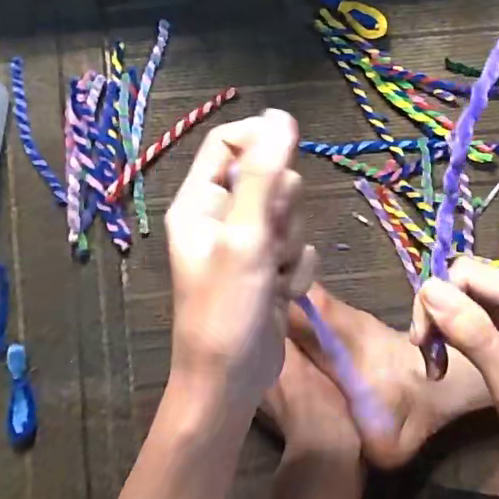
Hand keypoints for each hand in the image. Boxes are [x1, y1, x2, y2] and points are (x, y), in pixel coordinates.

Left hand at [164, 110, 318, 410]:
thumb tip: (280, 115)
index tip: (290, 156)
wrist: (229, 383)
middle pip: (270, 177)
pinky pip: (298, 247)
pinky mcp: (268, 268)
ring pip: (290, 214)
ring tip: (272, 274)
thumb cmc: (225, 309)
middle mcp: (222, 216)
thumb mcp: (245, 236)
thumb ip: (265, 174)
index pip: (229, 141)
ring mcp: (248, 244)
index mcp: (200, 200)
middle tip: (269, 238)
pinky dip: (296, 269)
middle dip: (283, 208)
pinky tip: (281, 293)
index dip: (261, 140)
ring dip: (291, 244)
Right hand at [414, 257, 498, 485]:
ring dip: (442, 328)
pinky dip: (453, 336)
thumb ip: (473, 334)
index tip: (424, 344)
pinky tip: (447, 362)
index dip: (438, 301)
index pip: (468, 273)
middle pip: (463, 281)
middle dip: (437, 315)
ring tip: (437, 366)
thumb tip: (429, 288)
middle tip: (429, 360)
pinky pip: (473, 316)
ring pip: (464, 298)